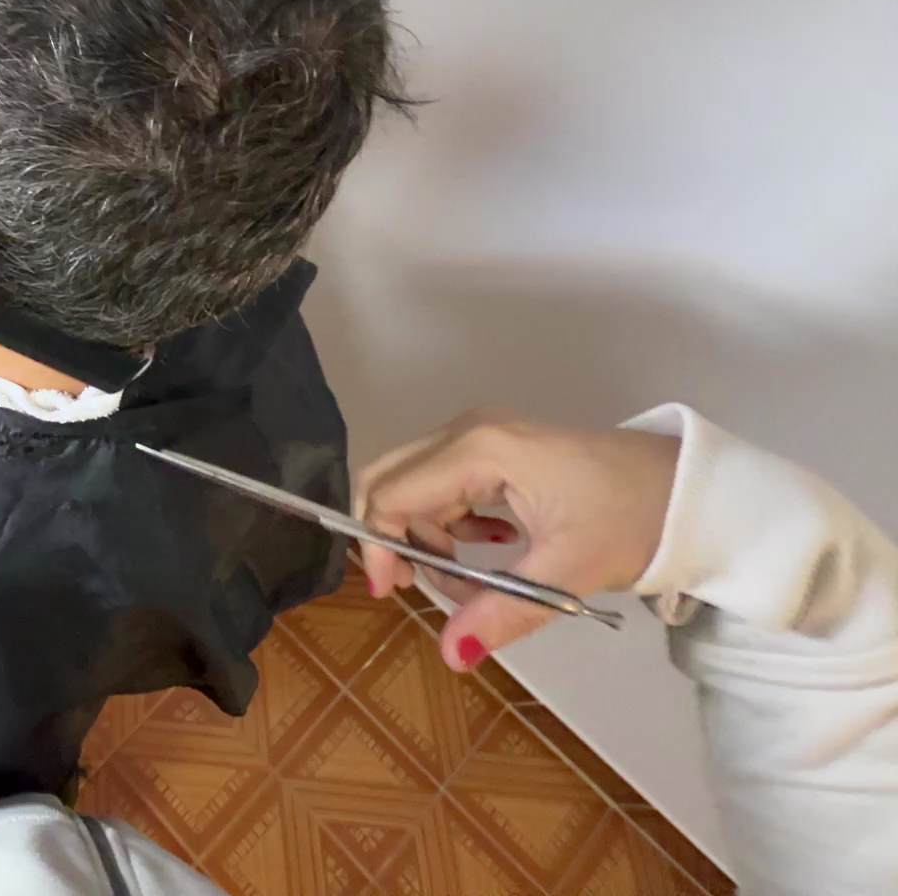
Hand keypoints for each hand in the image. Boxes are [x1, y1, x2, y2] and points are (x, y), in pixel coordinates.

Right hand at [353, 408, 679, 670]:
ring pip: (410, 482)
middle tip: (410, 581)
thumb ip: (503, 611)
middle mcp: (464, 431)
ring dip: (423, 531)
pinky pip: (438, 480)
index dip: (379, 546)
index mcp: (478, 450)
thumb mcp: (571, 571)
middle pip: (386, 478)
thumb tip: (452, 657)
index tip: (392, 593)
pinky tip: (491, 541)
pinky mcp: (491, 443)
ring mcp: (477, 432)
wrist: (708, 491)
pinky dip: (446, 518)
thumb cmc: (642, 521)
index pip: (392, 495)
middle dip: (389, 534)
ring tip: (469, 573)